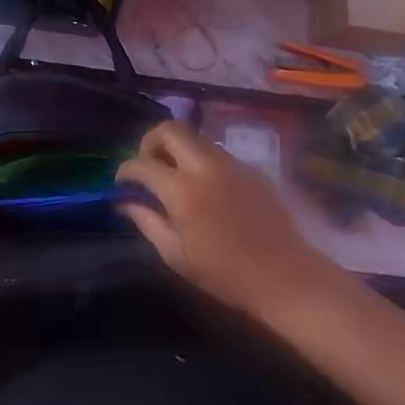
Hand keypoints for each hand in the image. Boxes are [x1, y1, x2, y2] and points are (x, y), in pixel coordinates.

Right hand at [116, 121, 342, 320]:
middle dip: (150, 142)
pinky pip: (218, 152)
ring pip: (196, 137)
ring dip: (177, 149)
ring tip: (174, 177)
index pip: (142, 164)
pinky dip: (201, 160)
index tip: (122, 184)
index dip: (125, 171)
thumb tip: (125, 201)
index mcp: (183, 189)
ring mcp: (232, 163)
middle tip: (147, 167)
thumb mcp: (175, 254)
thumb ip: (147, 221)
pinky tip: (205, 189)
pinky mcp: (252, 169)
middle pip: (170, 129)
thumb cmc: (224, 273)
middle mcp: (206, 165)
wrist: (283, 274)